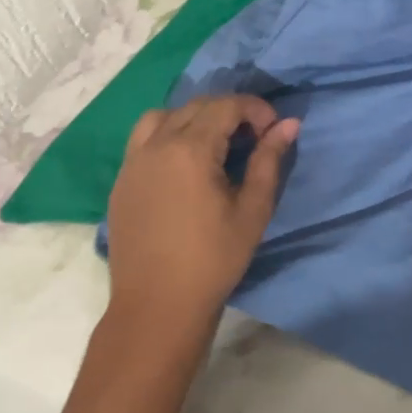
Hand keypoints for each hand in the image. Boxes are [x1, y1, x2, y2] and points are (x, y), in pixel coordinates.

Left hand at [105, 95, 299, 323]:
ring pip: (163, 116)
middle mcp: (156, 145)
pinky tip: (186, 165)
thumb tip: (289, 124)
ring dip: (194, 118)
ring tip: (215, 144)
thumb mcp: (253, 210)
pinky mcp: (122, 181)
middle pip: (196, 106)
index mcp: (190, 150)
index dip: (256, 109)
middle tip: (254, 137)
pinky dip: (168, 135)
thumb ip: (269, 160)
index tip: (274, 130)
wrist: (157, 306)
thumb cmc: (214, 259)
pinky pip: (144, 140)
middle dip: (230, 111)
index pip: (226, 106)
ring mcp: (133, 162)